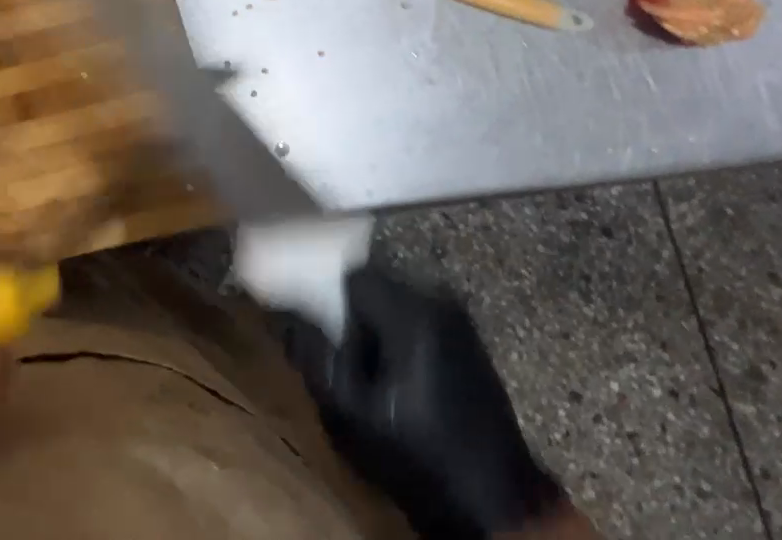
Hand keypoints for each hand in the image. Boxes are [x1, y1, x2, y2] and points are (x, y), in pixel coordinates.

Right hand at [279, 266, 564, 537]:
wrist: (495, 504)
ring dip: (373, 329)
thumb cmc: (414, 454)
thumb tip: (285, 317)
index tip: (312, 325)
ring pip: (395, 307)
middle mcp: (440, 308)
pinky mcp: (471, 348)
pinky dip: (397, 340)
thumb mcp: (348, 410)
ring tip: (364, 370)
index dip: (324, 297)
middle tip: (336, 353)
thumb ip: (313, 354)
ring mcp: (461, 327)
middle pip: (374, 289)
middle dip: (348, 314)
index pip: (352, 277)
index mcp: (411, 315)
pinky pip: (418, 325)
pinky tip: (394, 378)